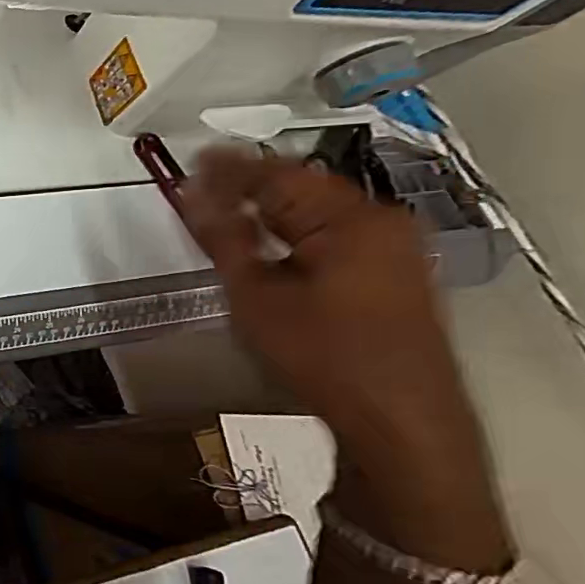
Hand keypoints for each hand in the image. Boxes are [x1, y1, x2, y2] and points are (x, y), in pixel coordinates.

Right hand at [179, 147, 510, 568]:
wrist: (400, 421)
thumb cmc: (322, 355)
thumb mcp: (255, 293)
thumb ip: (221, 236)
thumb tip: (189, 192)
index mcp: (350, 219)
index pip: (274, 175)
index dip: (224, 168)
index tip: (184, 162)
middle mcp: (380, 221)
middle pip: (299, 186)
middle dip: (244, 185)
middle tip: (194, 187)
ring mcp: (393, 246)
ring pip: (313, 209)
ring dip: (264, 207)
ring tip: (217, 211)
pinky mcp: (391, 270)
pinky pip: (330, 231)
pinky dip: (290, 228)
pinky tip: (259, 239)